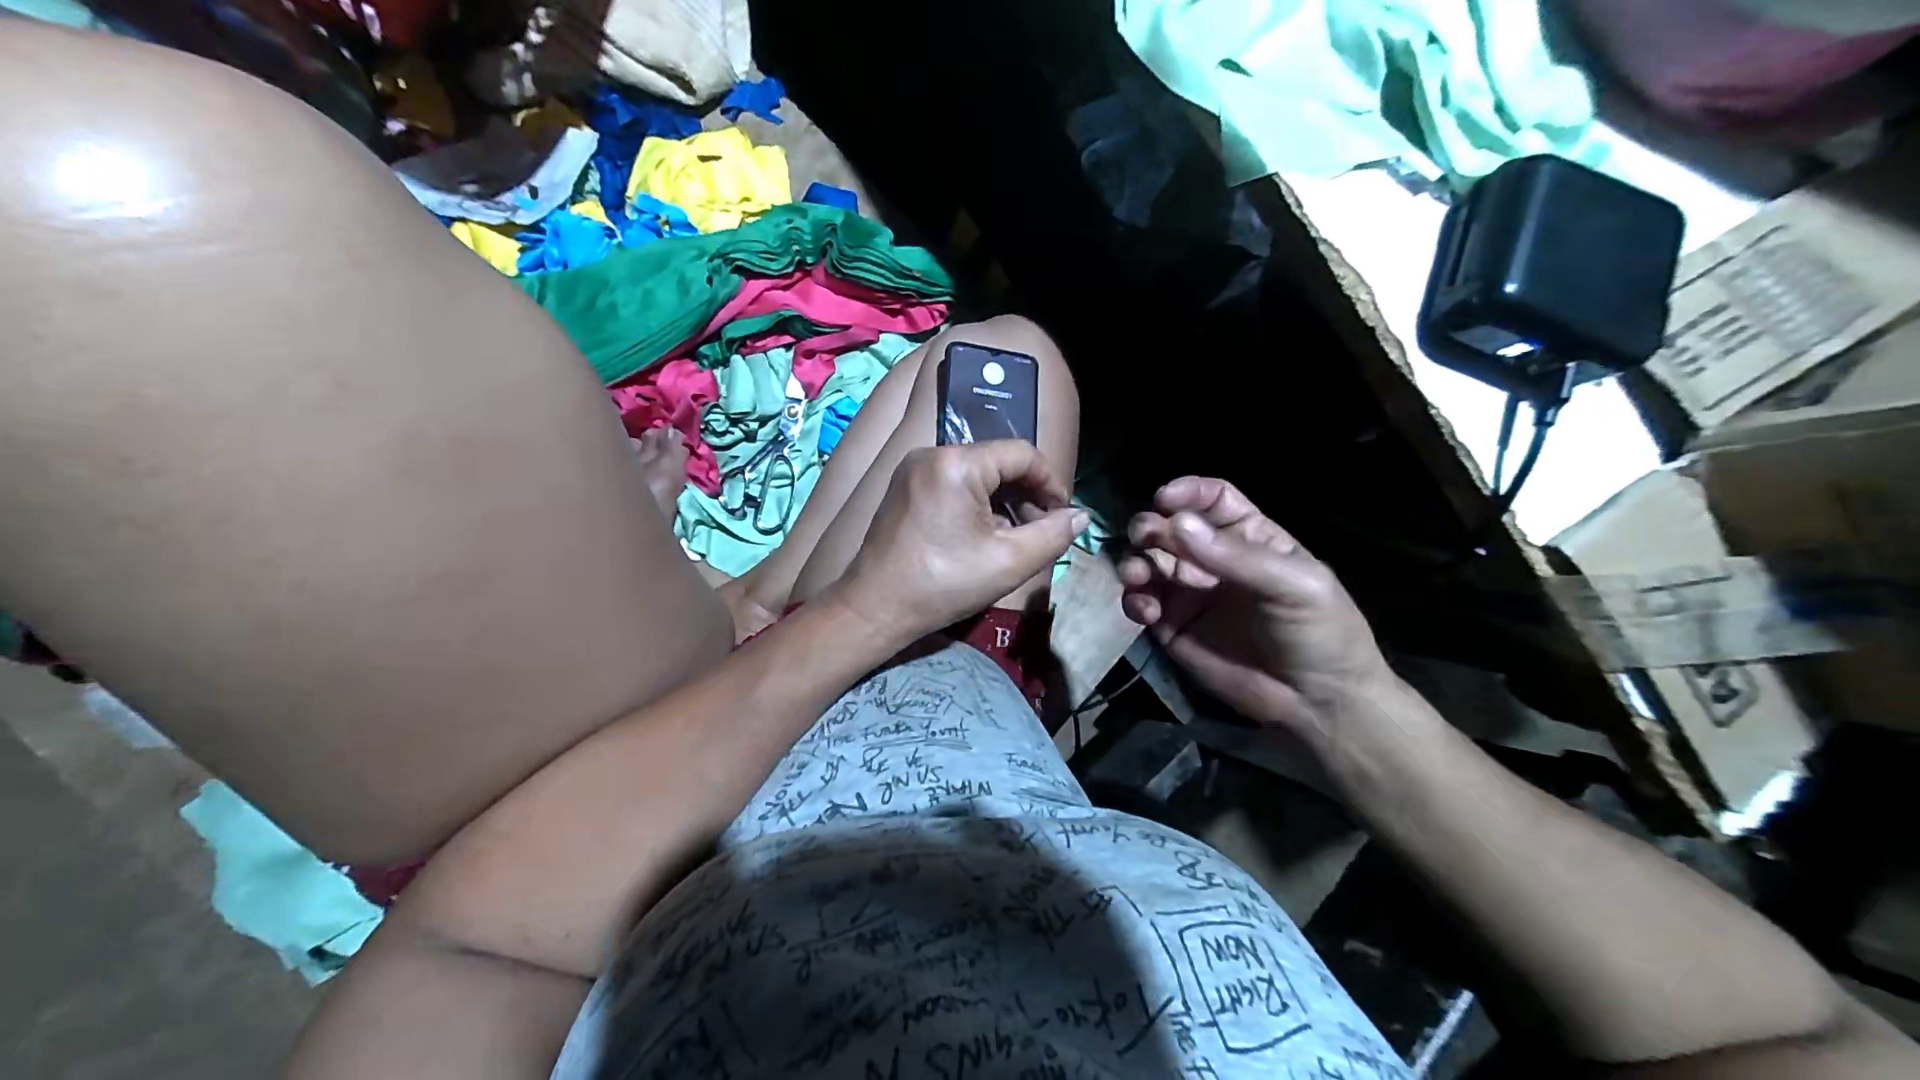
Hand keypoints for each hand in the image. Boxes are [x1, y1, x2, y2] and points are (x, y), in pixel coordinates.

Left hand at [837, 442, 1087, 644]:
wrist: (874, 608)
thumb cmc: (943, 584)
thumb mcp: (1010, 562)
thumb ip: (1053, 535)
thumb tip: (1080, 517)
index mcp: (958, 463)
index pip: (1022, 454)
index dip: (1051, 483)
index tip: (1062, 516)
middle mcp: (933, 454)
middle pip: (998, 462)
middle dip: (1027, 494)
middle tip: (1041, 531)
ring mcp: (914, 469)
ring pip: (977, 474)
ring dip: (1003, 501)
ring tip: (1015, 539)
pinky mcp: (904, 487)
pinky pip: (953, 484)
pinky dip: (977, 505)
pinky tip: (983, 537)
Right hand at [1120, 477, 1394, 744]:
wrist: (1317, 704)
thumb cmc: (1321, 633)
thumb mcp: (1294, 586)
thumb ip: (1235, 556)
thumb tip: (1176, 524)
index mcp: (1249, 537)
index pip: (1212, 500)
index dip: (1187, 493)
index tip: (1164, 500)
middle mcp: (1212, 560)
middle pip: (1169, 528)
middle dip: (1150, 529)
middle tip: (1145, 540)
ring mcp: (1189, 593)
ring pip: (1147, 563)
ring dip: (1135, 563)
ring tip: (1138, 578)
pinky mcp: (1172, 627)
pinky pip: (1141, 603)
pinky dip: (1134, 601)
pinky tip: (1145, 612)